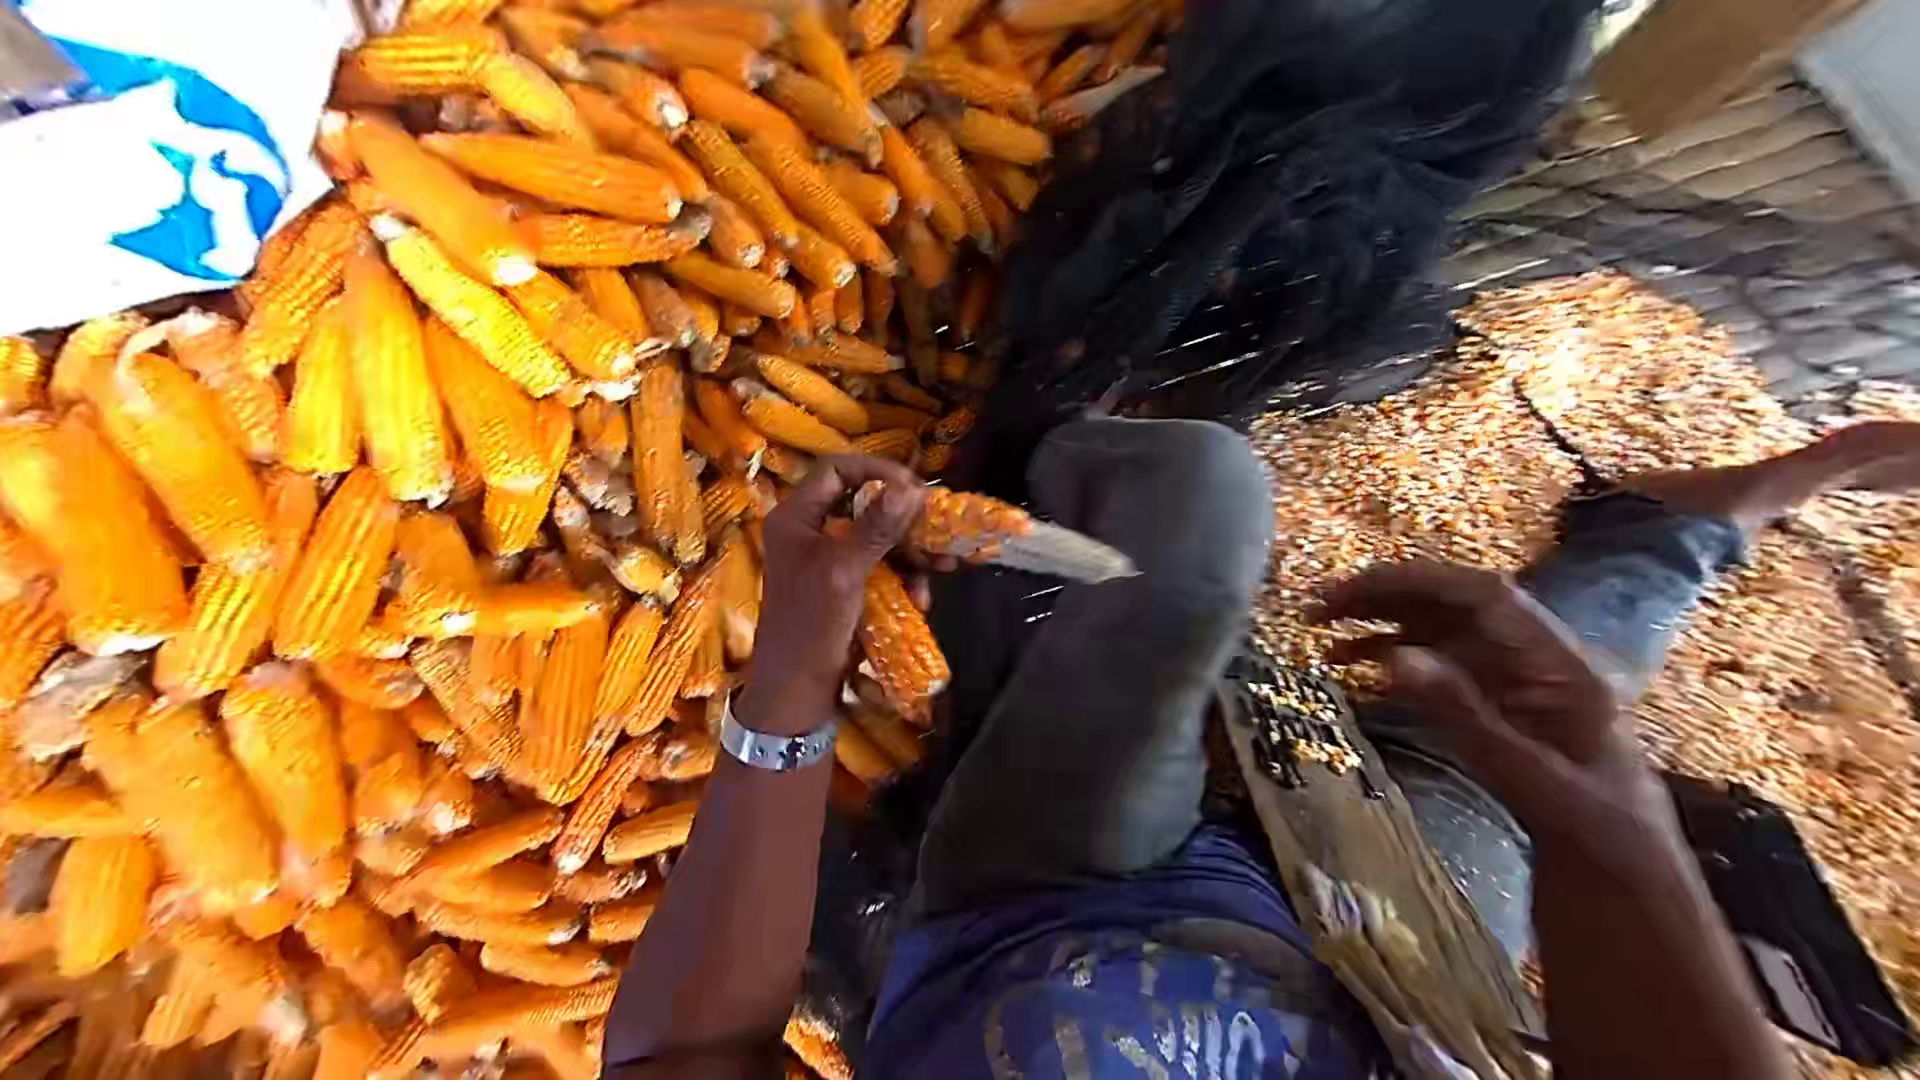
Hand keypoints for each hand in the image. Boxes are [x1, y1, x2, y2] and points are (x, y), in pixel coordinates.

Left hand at [736, 456, 924, 734]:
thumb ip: (876, 527)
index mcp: (797, 516)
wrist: (797, 689)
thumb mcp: (844, 571)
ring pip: (881, 536)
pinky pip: (883, 564)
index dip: (877, 471)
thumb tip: (911, 487)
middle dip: (905, 520)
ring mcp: (831, 557)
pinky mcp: (848, 582)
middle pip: (866, 502)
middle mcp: (813, 529)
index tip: (914, 488)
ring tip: (942, 568)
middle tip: (937, 529)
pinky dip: (905, 576)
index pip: (837, 469)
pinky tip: (921, 598)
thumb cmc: (811, 624)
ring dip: (913, 552)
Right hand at [1317, 560, 1676, 846]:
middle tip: (1320, 603)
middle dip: (1382, 593)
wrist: (1618, 863)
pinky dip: (1380, 648)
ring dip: (1373, 614)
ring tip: (1317, 621)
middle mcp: (1527, 653)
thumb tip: (1396, 658)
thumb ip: (1465, 716)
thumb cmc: (1590, 825)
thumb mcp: (1531, 778)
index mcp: (1558, 663)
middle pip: (1448, 601)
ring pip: (1429, 621)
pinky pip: (1425, 653)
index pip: (1485, 596)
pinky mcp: (1480, 688)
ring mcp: (1501, 669)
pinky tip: (1342, 658)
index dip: (1418, 581)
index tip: (1356, 587)